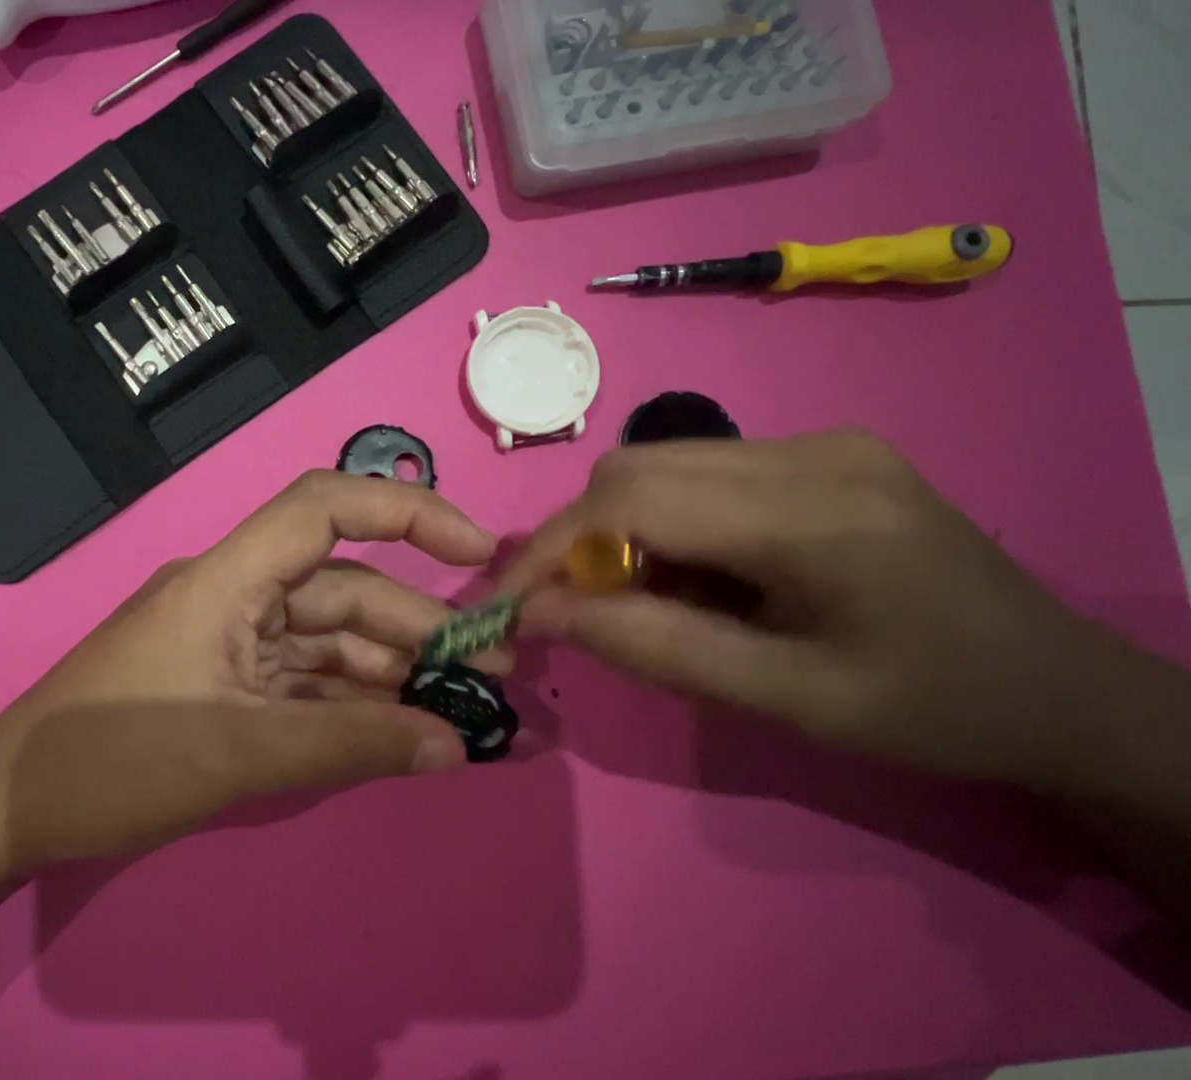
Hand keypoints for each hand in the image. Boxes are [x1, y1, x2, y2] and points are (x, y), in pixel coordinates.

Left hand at [0, 471, 509, 876]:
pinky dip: (350, 704)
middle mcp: (232, 597)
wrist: (11, 807)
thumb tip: (456, 745)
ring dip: (390, 673)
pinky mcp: (220, 687)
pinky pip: (302, 683)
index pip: (322, 508)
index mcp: (226, 580)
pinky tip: (399, 731)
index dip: (405, 512)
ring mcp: (227, 645)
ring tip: (461, 712)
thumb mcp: (239, 753)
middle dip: (418, 628)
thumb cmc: (112, 761)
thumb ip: (350, 745)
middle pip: (341, 592)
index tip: (478, 552)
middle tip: (495, 675)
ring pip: (327, 643)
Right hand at [497, 430, 1176, 792]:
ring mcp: (820, 444)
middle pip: (636, 469)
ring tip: (643, 602)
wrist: (1064, 693)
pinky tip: (696, 578)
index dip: (549, 551)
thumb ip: (652, 647)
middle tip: (574, 614)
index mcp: (814, 511)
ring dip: (620, 533)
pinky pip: (700, 474)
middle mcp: (812, 450)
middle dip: (578, 541)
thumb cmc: (929, 711)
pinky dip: (664, 526)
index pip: (632, 500)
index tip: (504, 609)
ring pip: (659, 466)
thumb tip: (534, 615)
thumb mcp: (784, 699)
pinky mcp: (821, 455)